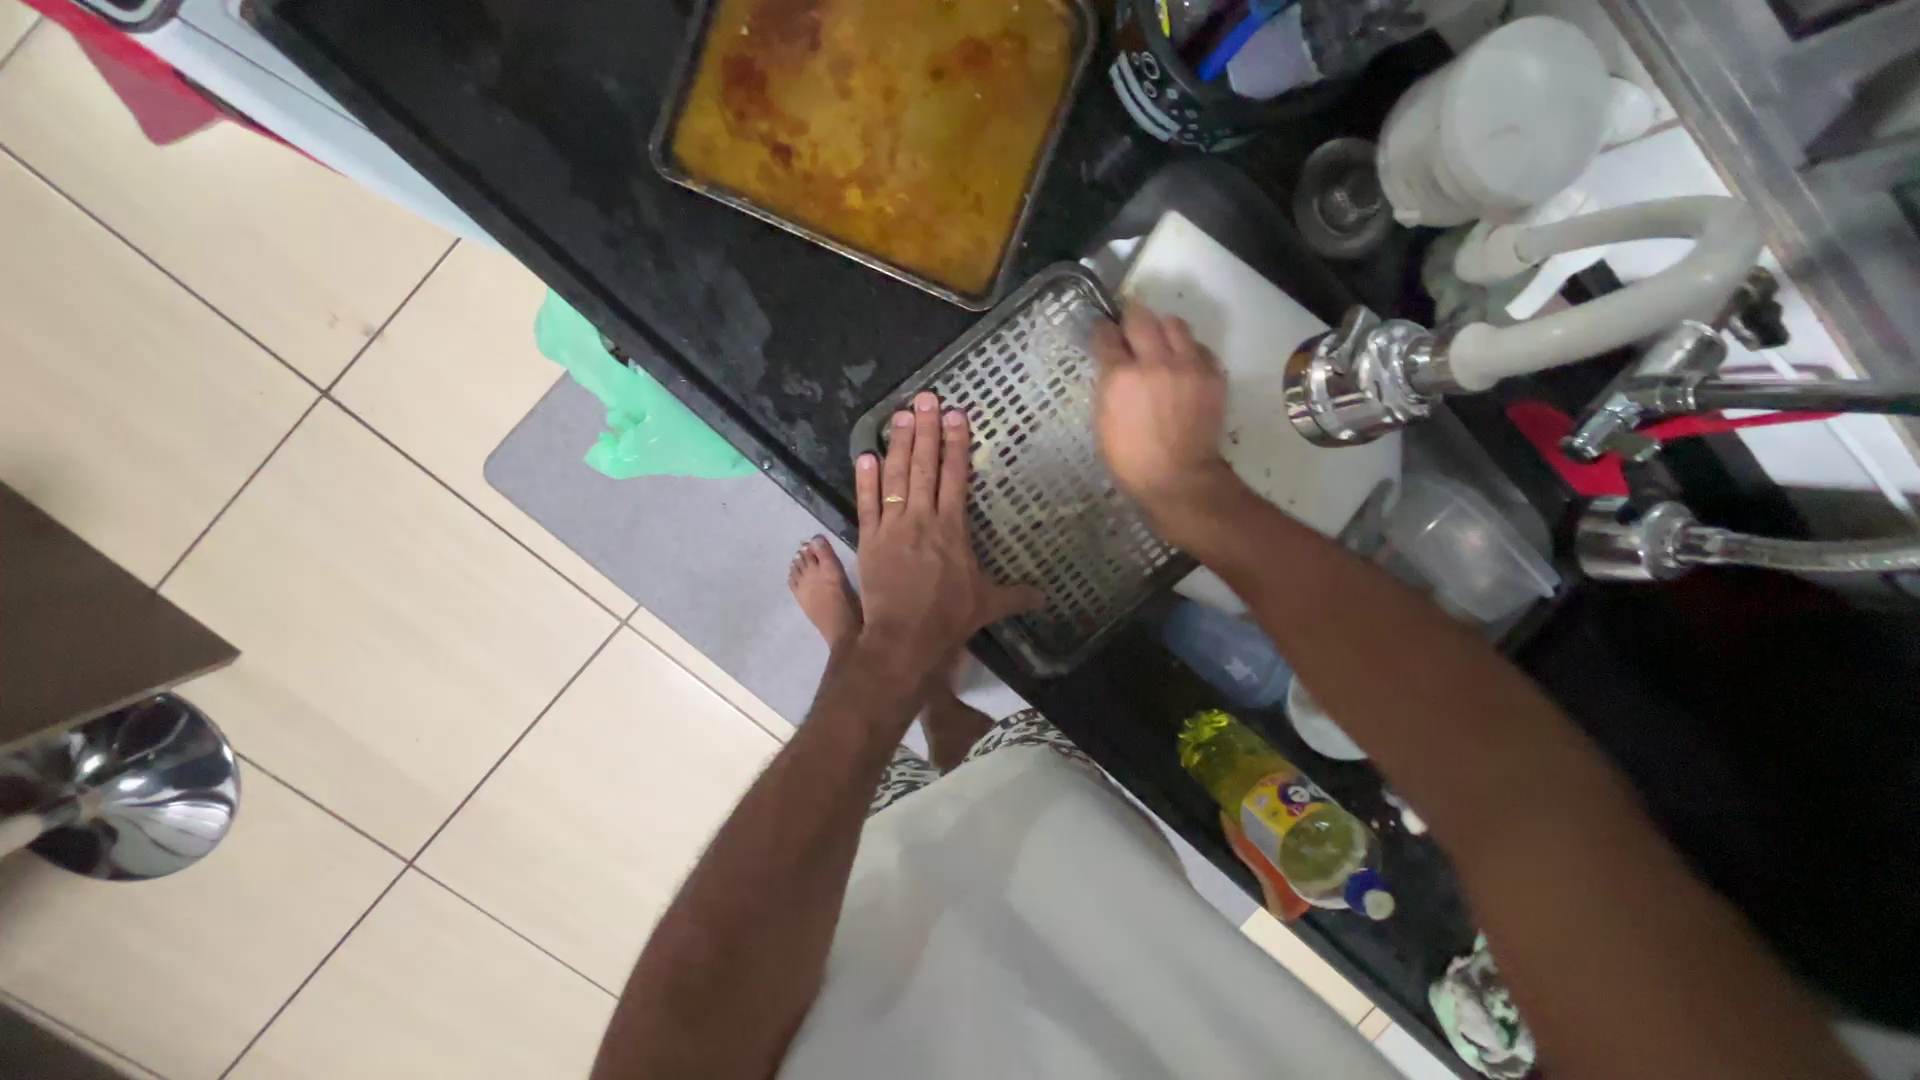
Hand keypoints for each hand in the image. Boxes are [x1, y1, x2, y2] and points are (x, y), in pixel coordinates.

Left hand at [851, 392, 1043, 682]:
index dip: (956, 443)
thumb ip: (1016, 594)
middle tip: (924, 399)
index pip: (956, 476)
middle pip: (923, 466)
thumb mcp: (988, 604)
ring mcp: (892, 527)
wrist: (904, 637)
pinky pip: (866, 503)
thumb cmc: (948, 617)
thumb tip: (1045, 596)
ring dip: (897, 444)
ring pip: (894, 477)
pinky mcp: (869, 539)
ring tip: (899, 415)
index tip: (956, 415)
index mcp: (952, 527)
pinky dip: (865, 479)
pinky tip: (865, 455)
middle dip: (925, 430)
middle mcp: (922, 518)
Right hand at [1092, 305, 1234, 514]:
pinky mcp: (1213, 374)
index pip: (1107, 335)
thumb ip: (1108, 384)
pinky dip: (1189, 353)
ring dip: (1164, 331)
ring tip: (1162, 348)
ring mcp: (1188, 366)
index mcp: (1120, 376)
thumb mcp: (1104, 420)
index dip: (1103, 331)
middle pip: (1141, 317)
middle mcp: (1154, 362)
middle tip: (1131, 334)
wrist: (1178, 478)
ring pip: (1174, 324)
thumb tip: (1114, 365)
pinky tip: (1183, 369)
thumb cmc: (1131, 458)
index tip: (1104, 332)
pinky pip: (1200, 348)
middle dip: (1132, 322)